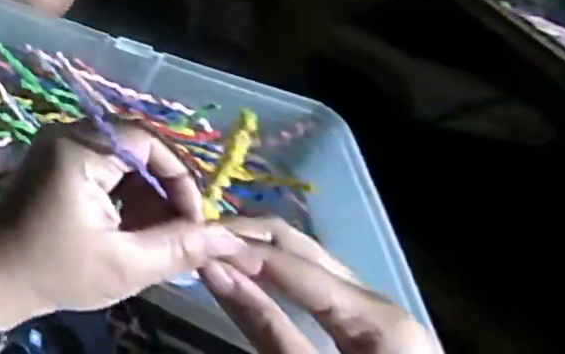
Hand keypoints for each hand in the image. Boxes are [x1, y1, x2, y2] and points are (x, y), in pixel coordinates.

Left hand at [0, 127, 247, 325]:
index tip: (193, 221)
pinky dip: (122, 187)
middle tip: (179, 230)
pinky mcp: (53, 157)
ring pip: (118, 152)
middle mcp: (65, 133)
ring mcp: (56, 143)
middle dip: (163, 185)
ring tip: (157, 234)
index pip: (145, 140)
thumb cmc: (57, 268)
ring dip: (144, 188)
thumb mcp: (126, 264)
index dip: (178, 176)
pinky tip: (131, 225)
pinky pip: (99, 159)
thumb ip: (179, 247)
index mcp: (78, 150)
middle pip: (132, 143)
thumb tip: (230, 237)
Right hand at [201, 226, 439, 353]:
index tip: (188, 240)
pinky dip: (274, 272)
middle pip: (296, 244)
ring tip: (213, 254)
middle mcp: (377, 299)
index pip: (287, 260)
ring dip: (254, 249)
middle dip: (242, 237)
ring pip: (302, 257)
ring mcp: (375, 311)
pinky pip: (312, 282)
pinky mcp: (368, 326)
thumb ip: (266, 326)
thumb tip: (209, 267)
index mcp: (376, 315)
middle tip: (196, 240)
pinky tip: (247, 276)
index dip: (235, 247)